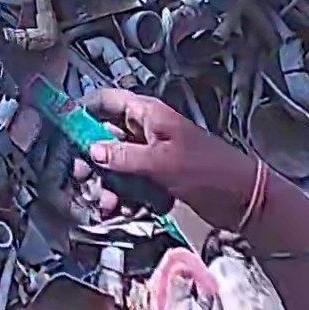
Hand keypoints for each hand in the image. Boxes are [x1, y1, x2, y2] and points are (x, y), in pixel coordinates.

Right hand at [78, 88, 260, 228]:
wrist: (244, 200)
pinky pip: (130, 180)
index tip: (65, 125)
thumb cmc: (207, 170)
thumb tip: (92, 151)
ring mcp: (150, 152)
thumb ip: (124, 155)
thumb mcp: (162, 162)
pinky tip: (123, 209)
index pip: (106, 100)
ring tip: (106, 203)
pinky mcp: (156, 175)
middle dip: (93, 157)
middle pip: (106, 134)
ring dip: (108, 181)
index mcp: (147, 113)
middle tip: (82, 176)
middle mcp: (145, 128)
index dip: (84, 109)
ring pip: (116, 161)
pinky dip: (124, 194)